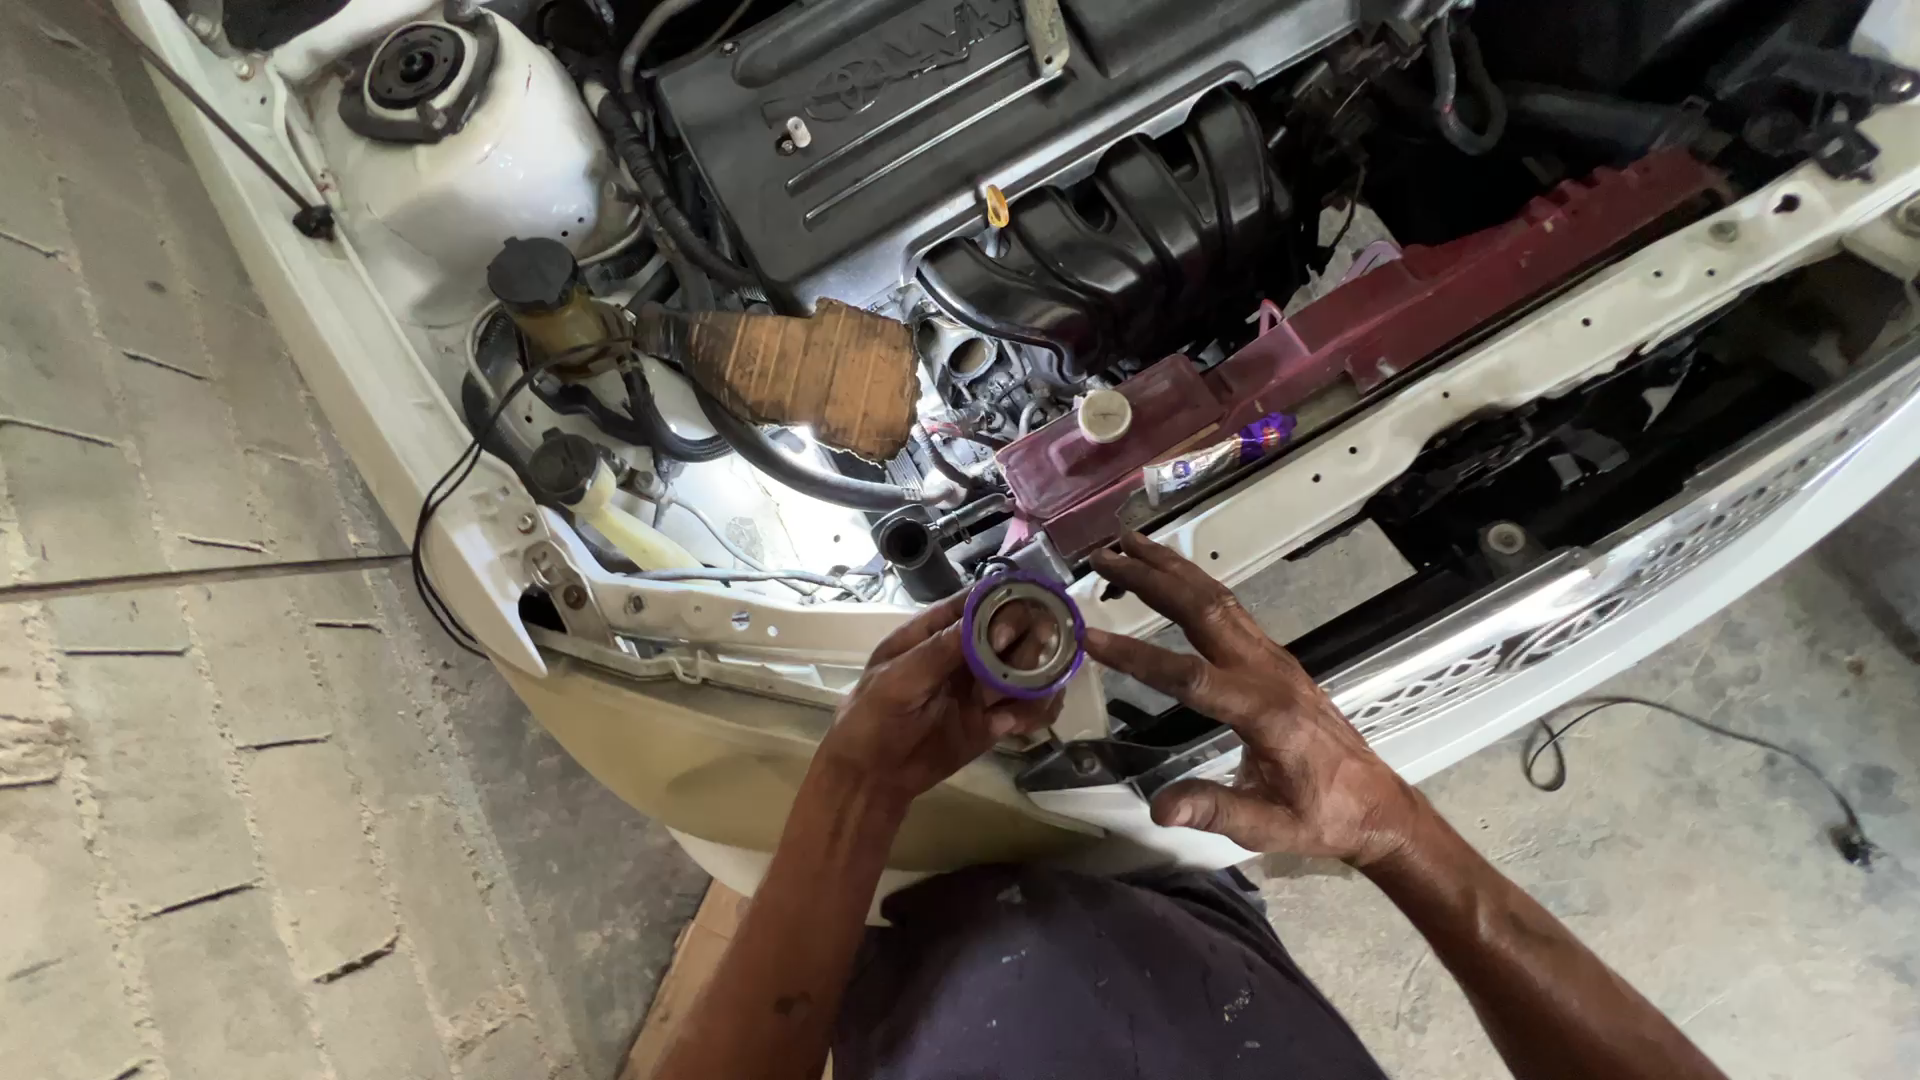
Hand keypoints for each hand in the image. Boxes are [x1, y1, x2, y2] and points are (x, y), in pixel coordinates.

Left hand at [815, 590, 1063, 812]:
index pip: (980, 602)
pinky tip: (1017, 726)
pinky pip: (1032, 704)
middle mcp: (968, 650)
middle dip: (1027, 643)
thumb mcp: (895, 680)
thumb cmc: (871, 718)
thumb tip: (978, 622)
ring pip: (1032, 664)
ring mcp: (984, 684)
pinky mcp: (997, 718)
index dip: (1001, 608)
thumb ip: (936, 653)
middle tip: (1020, 669)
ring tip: (1015, 704)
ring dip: (1038, 678)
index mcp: (937, 630)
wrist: (872, 777)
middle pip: (1016, 628)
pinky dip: (1038, 710)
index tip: (1003, 635)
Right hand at [1085, 532, 1426, 866]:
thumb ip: (1214, 811)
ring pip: (1217, 598)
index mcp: (1264, 713)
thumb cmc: (1322, 818)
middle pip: (1203, 611)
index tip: (1092, 638)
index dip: (1138, 657)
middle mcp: (1267, 670)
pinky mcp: (1273, 656)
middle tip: (1104, 558)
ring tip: (1128, 544)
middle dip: (1150, 580)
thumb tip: (1159, 807)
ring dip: (1170, 568)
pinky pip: (1228, 607)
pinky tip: (1170, 573)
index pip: (1190, 677)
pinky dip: (1193, 581)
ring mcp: (1272, 657)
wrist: (1376, 804)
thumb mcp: (1270, 827)